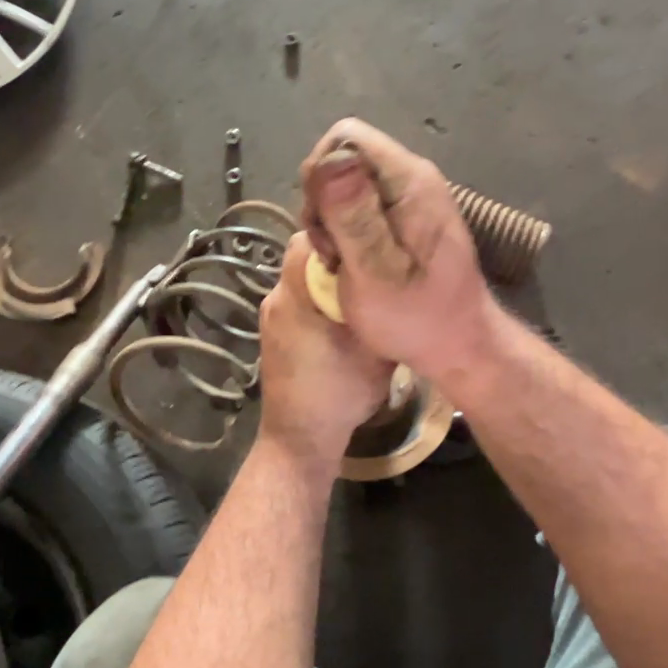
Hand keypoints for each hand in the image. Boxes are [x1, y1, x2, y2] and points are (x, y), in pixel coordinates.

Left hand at [257, 233, 396, 462]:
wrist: (300, 438)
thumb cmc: (340, 392)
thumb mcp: (374, 348)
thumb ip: (380, 306)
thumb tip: (397, 274)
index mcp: (296, 294)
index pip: (310, 237)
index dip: (341, 229)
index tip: (369, 234)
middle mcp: (276, 297)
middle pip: (305, 254)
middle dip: (338, 253)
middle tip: (372, 260)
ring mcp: (270, 315)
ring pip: (301, 277)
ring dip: (328, 277)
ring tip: (362, 286)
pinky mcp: (272, 332)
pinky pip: (298, 299)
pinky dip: (319, 297)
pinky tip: (343, 312)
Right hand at [298, 119, 500, 380]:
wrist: (460, 347)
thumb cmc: (419, 318)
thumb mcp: (376, 273)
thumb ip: (353, 217)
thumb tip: (331, 159)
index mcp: (409, 181)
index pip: (345, 137)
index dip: (320, 177)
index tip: (323, 226)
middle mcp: (411, 177)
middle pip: (342, 159)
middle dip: (322, 203)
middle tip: (333, 253)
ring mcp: (409, 197)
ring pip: (344, 185)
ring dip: (330, 223)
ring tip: (341, 265)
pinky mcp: (404, 217)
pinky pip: (356, 207)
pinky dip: (343, 234)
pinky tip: (351, 266)